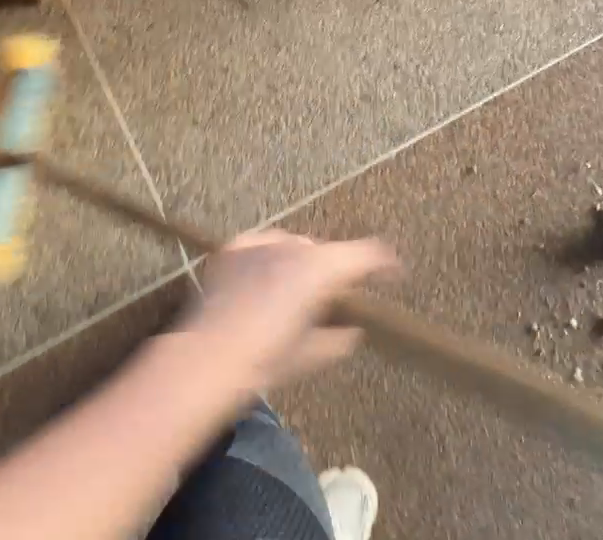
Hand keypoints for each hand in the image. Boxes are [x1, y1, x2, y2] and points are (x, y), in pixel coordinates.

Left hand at [176, 230, 397, 390]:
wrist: (209, 356)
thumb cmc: (267, 359)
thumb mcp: (312, 353)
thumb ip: (339, 337)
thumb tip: (350, 331)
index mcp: (320, 269)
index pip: (365, 254)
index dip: (383, 262)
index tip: (393, 272)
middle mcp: (293, 247)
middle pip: (325, 251)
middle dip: (332, 269)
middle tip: (333, 296)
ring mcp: (260, 244)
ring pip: (293, 245)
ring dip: (300, 263)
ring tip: (294, 292)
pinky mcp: (233, 248)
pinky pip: (260, 246)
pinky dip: (268, 259)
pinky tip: (264, 278)